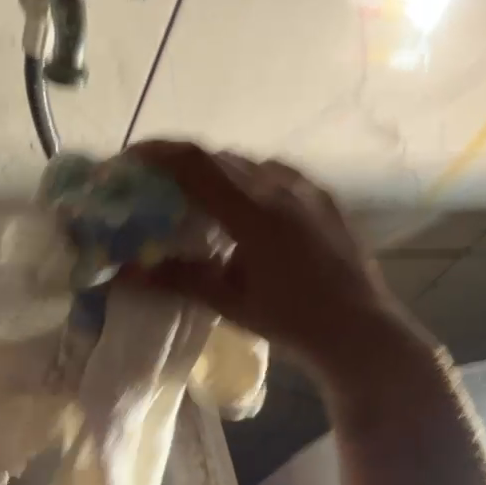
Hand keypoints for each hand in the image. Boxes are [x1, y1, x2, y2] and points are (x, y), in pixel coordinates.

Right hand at [128, 141, 432, 382]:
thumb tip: (126, 271)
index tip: (130, 159)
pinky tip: (242, 206)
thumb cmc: (290, 320)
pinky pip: (276, 174)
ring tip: (194, 194)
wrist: (359, 329)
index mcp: (253, 211)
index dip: (159, 154)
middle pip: (219, 158)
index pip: (196, 164)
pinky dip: (246, 180)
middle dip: (180, 163)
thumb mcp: (228, 301)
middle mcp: (281, 187)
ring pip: (248, 164)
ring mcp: (307, 189)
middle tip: (154, 181)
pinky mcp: (323, 198)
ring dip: (213, 171)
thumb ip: (177, 278)